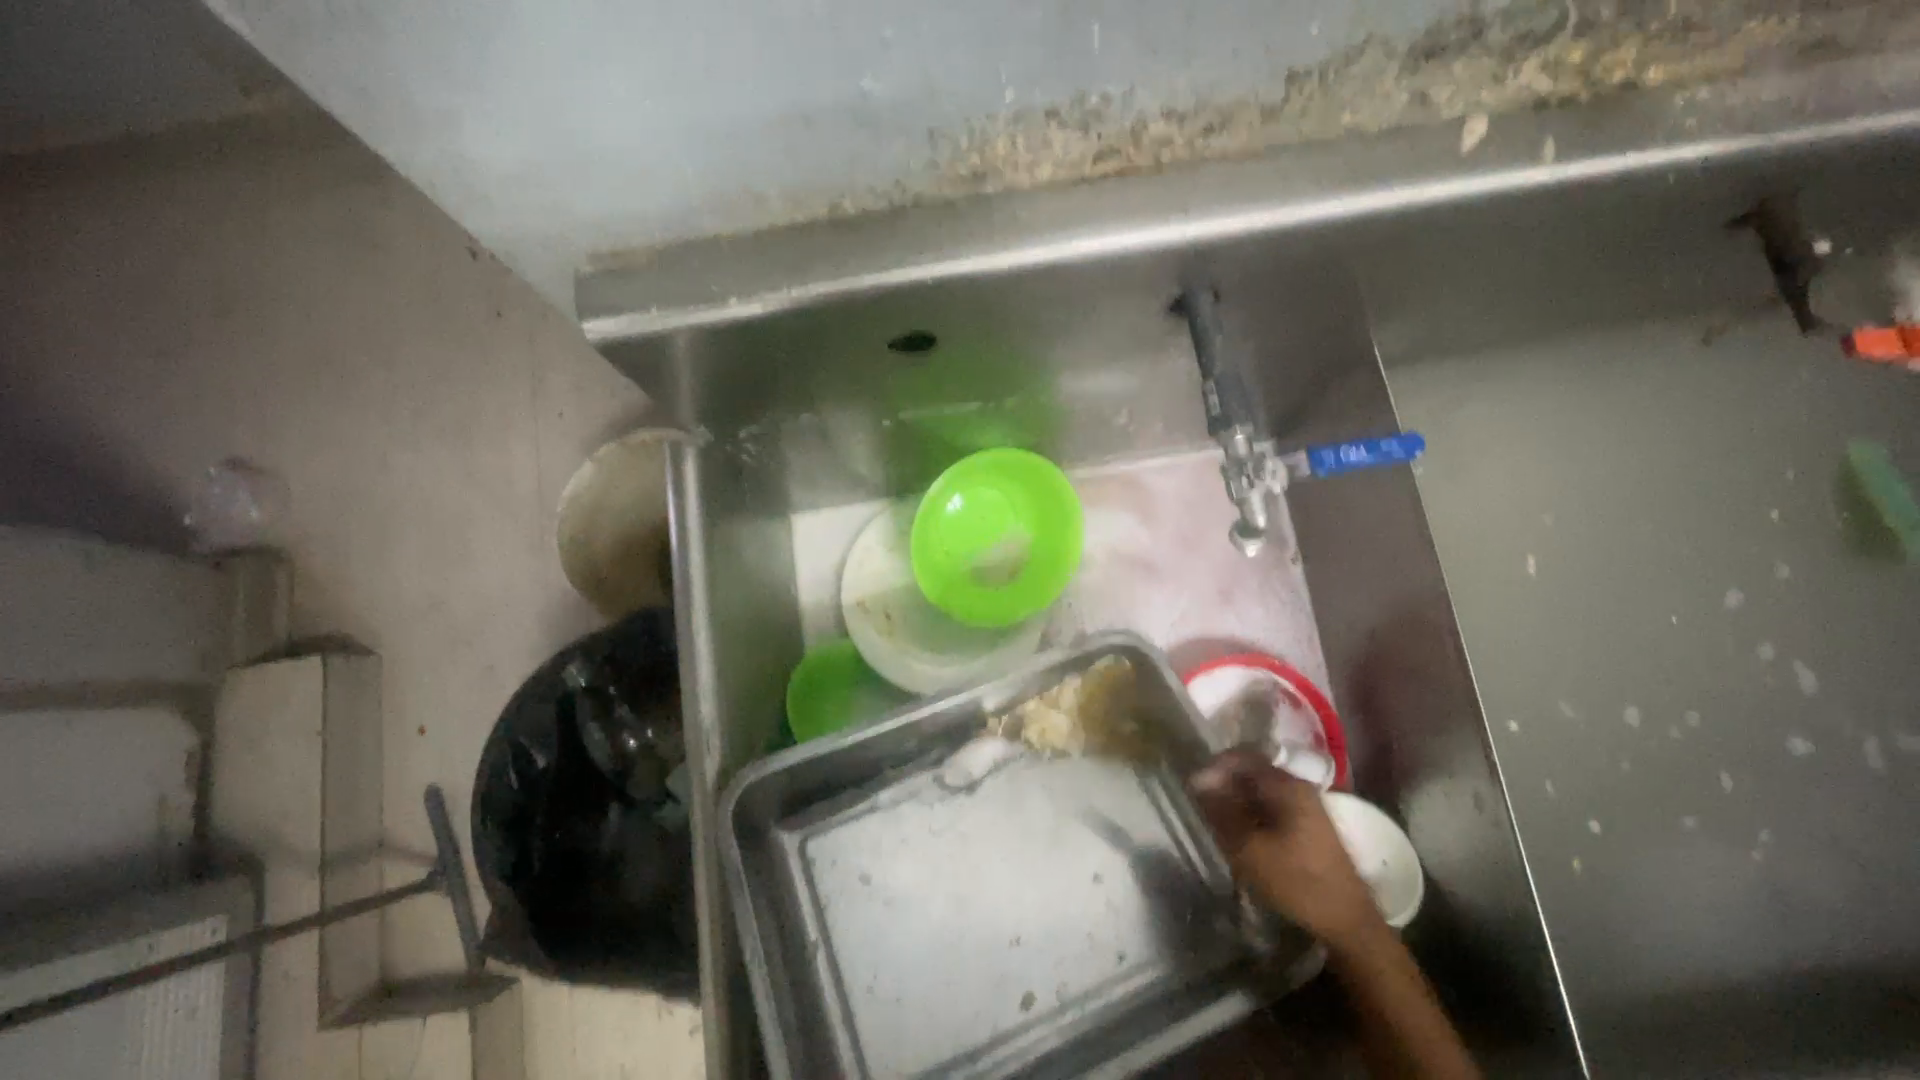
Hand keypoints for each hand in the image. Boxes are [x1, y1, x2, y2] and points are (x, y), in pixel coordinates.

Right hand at [1189, 749, 1381, 949]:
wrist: (1346, 920)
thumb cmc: (1296, 881)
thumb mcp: (1249, 847)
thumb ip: (1221, 810)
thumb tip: (1198, 779)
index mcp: (1287, 785)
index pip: (1241, 756)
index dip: (1213, 767)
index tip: (1192, 789)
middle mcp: (1298, 788)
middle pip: (1251, 772)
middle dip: (1222, 787)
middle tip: (1201, 809)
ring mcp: (1305, 807)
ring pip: (1259, 793)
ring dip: (1235, 804)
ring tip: (1216, 826)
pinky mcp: (1306, 827)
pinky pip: (1270, 809)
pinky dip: (1250, 817)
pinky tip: (1239, 838)